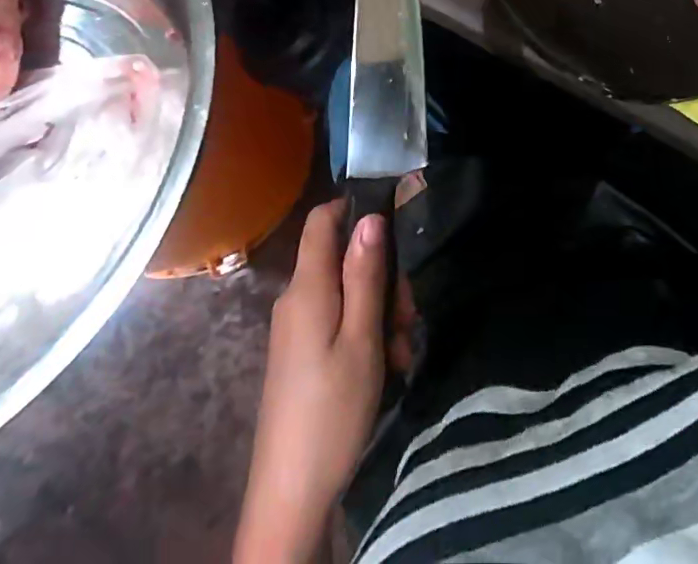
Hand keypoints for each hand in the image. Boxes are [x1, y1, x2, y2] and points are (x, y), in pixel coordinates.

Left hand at [235, 202, 390, 563]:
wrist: (291, 488)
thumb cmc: (333, 408)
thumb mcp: (361, 339)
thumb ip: (364, 275)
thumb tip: (369, 216)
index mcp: (307, 286)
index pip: (322, 220)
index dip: (354, 210)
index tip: (394, 229)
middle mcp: (296, 297)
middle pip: (341, 260)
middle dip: (382, 278)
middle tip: (407, 320)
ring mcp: (296, 325)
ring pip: (345, 294)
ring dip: (379, 313)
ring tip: (400, 355)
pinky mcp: (300, 351)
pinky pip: (336, 321)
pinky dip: (363, 334)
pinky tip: (384, 368)